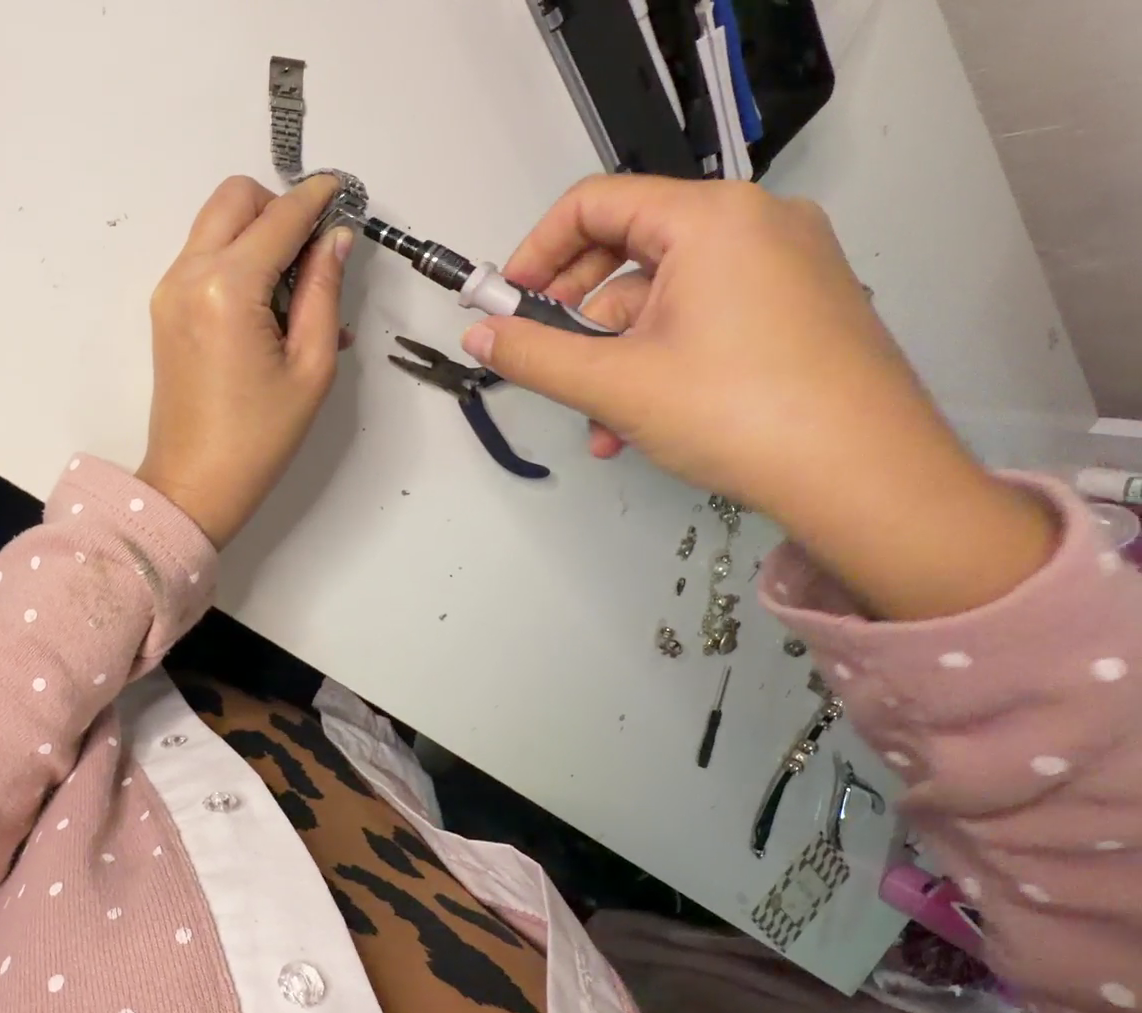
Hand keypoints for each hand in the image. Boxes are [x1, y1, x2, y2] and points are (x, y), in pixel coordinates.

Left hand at [138, 175, 353, 547]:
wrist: (193, 485)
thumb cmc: (258, 438)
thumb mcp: (311, 366)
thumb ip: (324, 291)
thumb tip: (335, 238)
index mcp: (226, 288)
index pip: (279, 217)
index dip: (318, 198)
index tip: (344, 191)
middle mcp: (187, 276)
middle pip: (234, 198)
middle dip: (278, 206)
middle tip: (313, 249)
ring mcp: (168, 291)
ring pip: (214, 224)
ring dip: (256, 233)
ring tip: (294, 288)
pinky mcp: (164, 310)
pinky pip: (202, 258)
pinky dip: (237, 260)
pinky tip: (268, 305)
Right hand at [462, 175, 1054, 618]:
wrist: (867, 478)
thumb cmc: (734, 412)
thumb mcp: (612, 384)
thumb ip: (532, 354)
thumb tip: (477, 336)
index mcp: (711, 218)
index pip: (593, 203)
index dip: (535, 252)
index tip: (505, 306)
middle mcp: (755, 223)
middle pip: (626, 249)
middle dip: (573, 314)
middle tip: (544, 361)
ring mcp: (785, 264)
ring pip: (661, 296)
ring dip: (612, 354)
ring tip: (597, 424)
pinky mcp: (800, 306)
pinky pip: (702, 317)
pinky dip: (658, 359)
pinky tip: (638, 421)